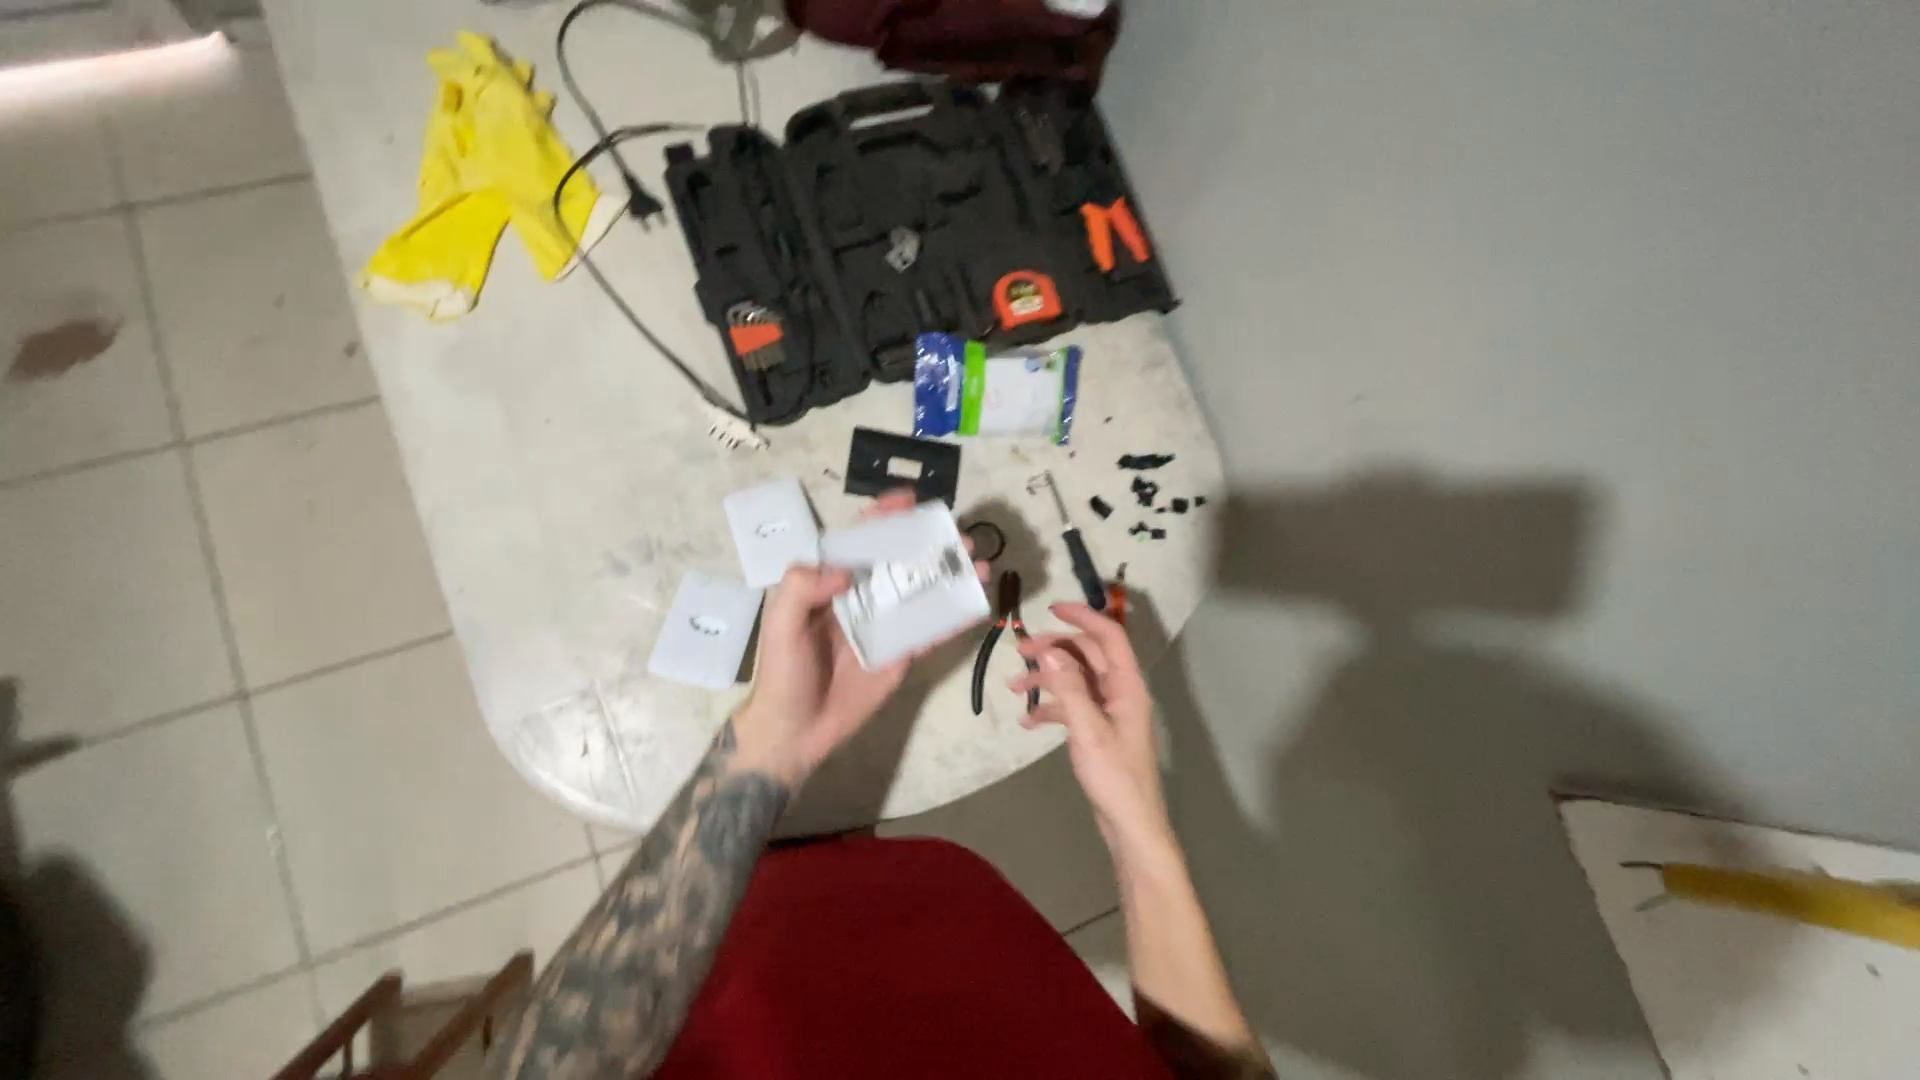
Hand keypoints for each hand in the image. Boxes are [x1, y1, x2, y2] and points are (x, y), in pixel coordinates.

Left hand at [733, 490, 985, 785]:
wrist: (795, 731)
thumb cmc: (783, 673)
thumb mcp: (780, 623)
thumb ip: (802, 586)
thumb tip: (847, 569)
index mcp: (831, 584)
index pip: (859, 541)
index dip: (883, 518)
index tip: (908, 500)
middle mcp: (862, 597)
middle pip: (899, 561)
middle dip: (929, 544)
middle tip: (960, 536)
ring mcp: (884, 625)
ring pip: (921, 591)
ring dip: (949, 575)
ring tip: (979, 564)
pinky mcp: (901, 654)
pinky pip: (930, 631)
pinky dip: (953, 617)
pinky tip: (975, 603)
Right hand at [1011, 604, 1179, 867]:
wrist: (1130, 825)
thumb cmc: (1114, 776)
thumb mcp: (1088, 729)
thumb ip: (1068, 687)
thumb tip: (1049, 651)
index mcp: (1128, 685)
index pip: (1109, 636)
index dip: (1083, 617)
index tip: (1051, 609)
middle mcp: (1120, 692)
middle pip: (1087, 655)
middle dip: (1053, 649)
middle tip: (1019, 652)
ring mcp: (1109, 711)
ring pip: (1075, 679)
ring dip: (1046, 679)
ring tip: (1014, 688)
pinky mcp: (1098, 730)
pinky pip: (1072, 706)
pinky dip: (1050, 708)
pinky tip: (1027, 723)